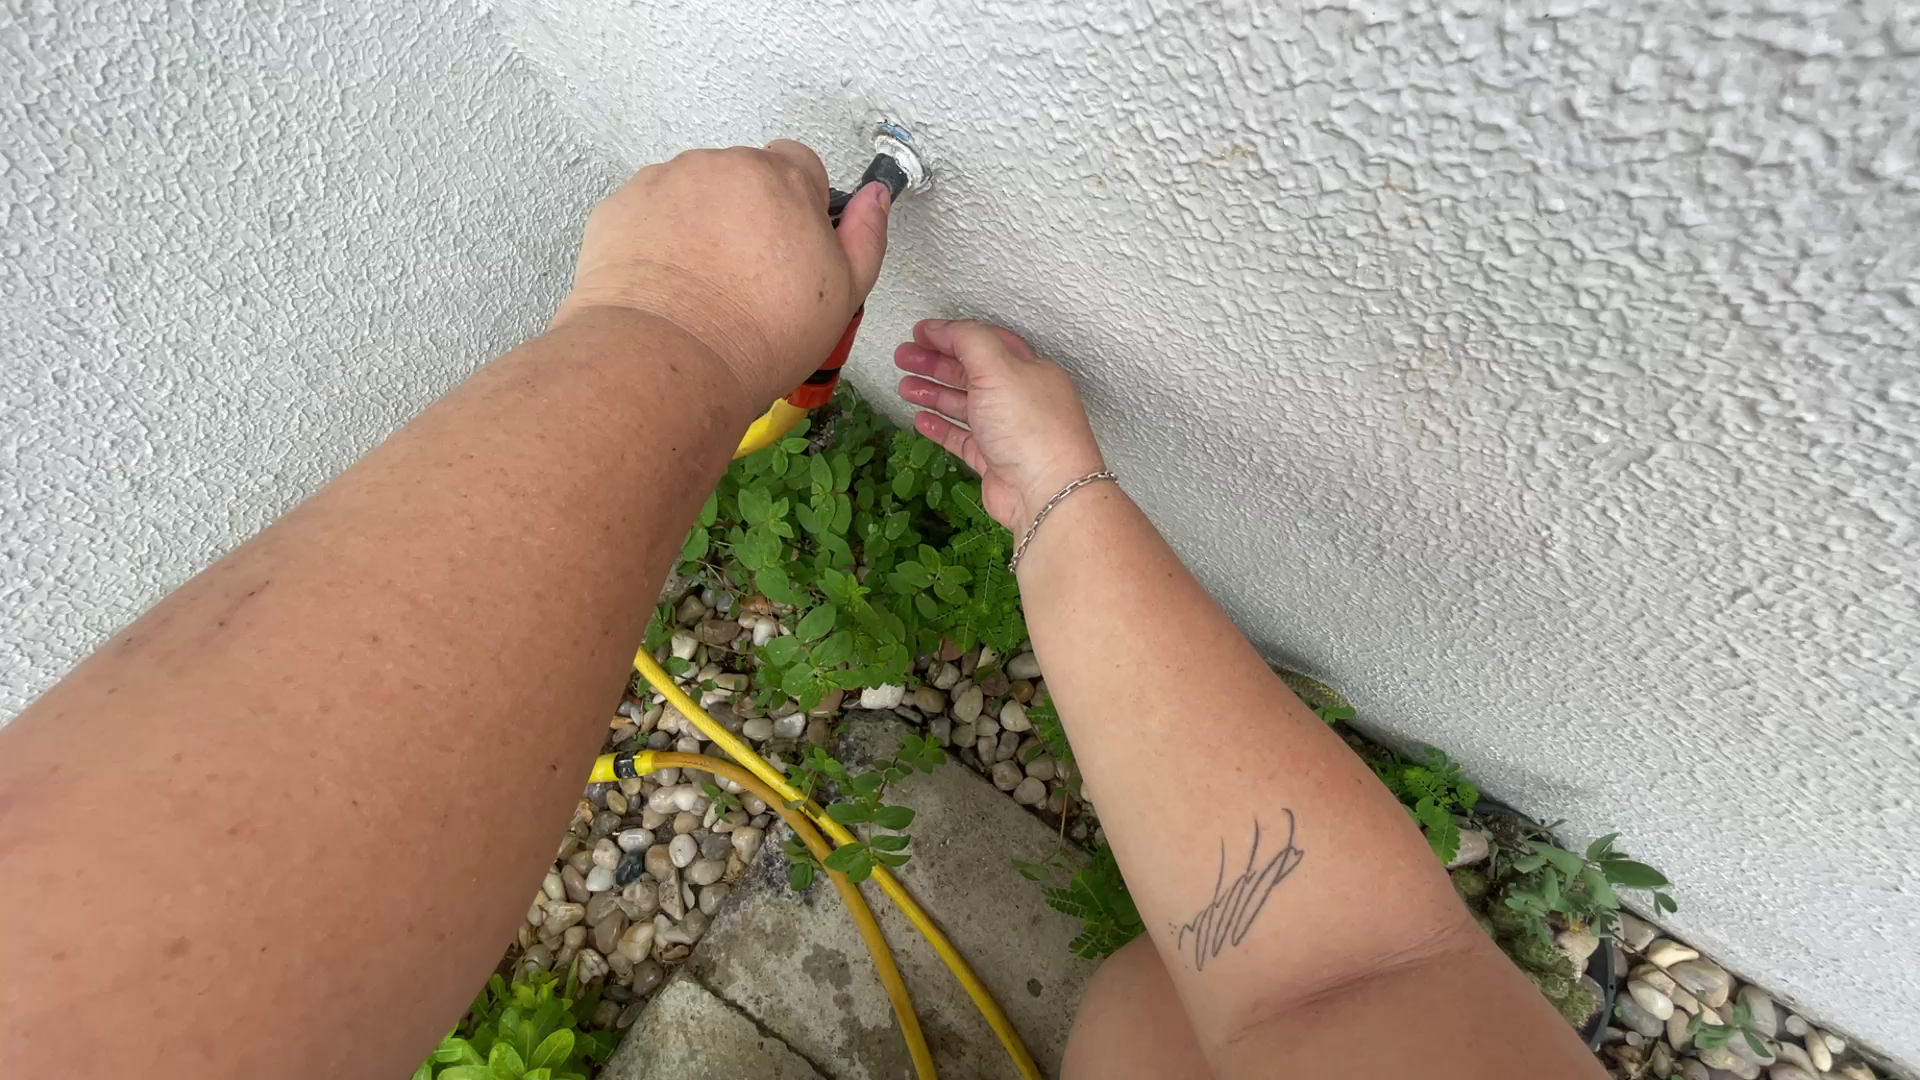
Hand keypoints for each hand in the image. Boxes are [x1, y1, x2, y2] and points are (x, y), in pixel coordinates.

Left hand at [553, 141, 890, 402]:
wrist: (674, 361)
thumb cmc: (762, 336)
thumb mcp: (844, 294)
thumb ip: (866, 237)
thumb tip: (873, 198)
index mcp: (782, 180)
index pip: (801, 164)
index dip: (804, 206)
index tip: (798, 247)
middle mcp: (722, 167)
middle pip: (748, 178)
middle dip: (755, 216)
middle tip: (756, 280)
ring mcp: (665, 183)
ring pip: (699, 194)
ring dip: (709, 226)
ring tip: (712, 288)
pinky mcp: (621, 208)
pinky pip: (654, 214)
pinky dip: (665, 240)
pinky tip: (676, 288)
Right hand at [894, 319, 1106, 532]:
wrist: (1046, 492)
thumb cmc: (1030, 429)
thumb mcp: (998, 368)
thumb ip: (971, 341)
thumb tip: (947, 328)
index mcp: (1026, 369)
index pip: (984, 343)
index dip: (951, 335)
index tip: (921, 333)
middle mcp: (1018, 398)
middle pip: (971, 372)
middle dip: (935, 363)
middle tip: (904, 357)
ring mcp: (1006, 431)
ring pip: (964, 405)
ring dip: (933, 393)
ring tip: (905, 386)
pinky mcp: (994, 460)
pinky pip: (962, 438)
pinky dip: (941, 427)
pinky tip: (921, 419)